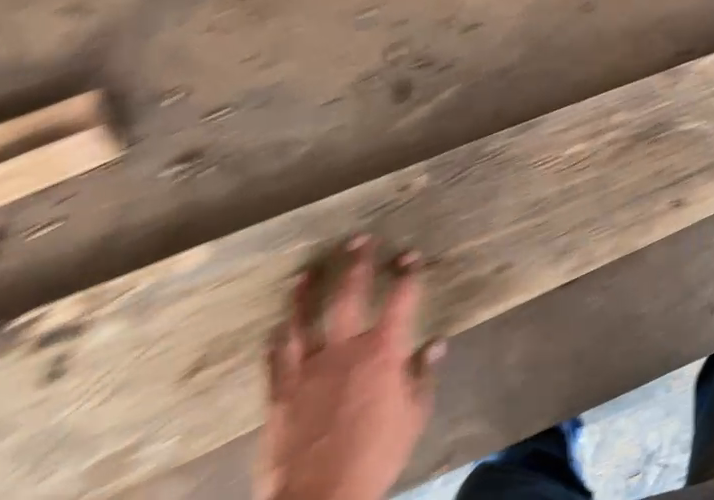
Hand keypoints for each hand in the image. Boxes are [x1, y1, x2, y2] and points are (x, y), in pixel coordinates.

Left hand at [256, 236, 444, 499]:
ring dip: (306, 291)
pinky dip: (279, 336)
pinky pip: (276, 356)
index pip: (400, 299)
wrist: (320, 493)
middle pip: (349, 295)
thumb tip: (436, 343)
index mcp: (383, 352)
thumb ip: (422, 375)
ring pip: (303, 318)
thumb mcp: (414, 415)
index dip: (407, 273)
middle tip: (358, 240)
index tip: (410, 254)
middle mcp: (344, 349)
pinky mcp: (280, 391)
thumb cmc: (377, 454)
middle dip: (356, 263)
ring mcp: (307, 368)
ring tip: (308, 272)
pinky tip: (278, 326)